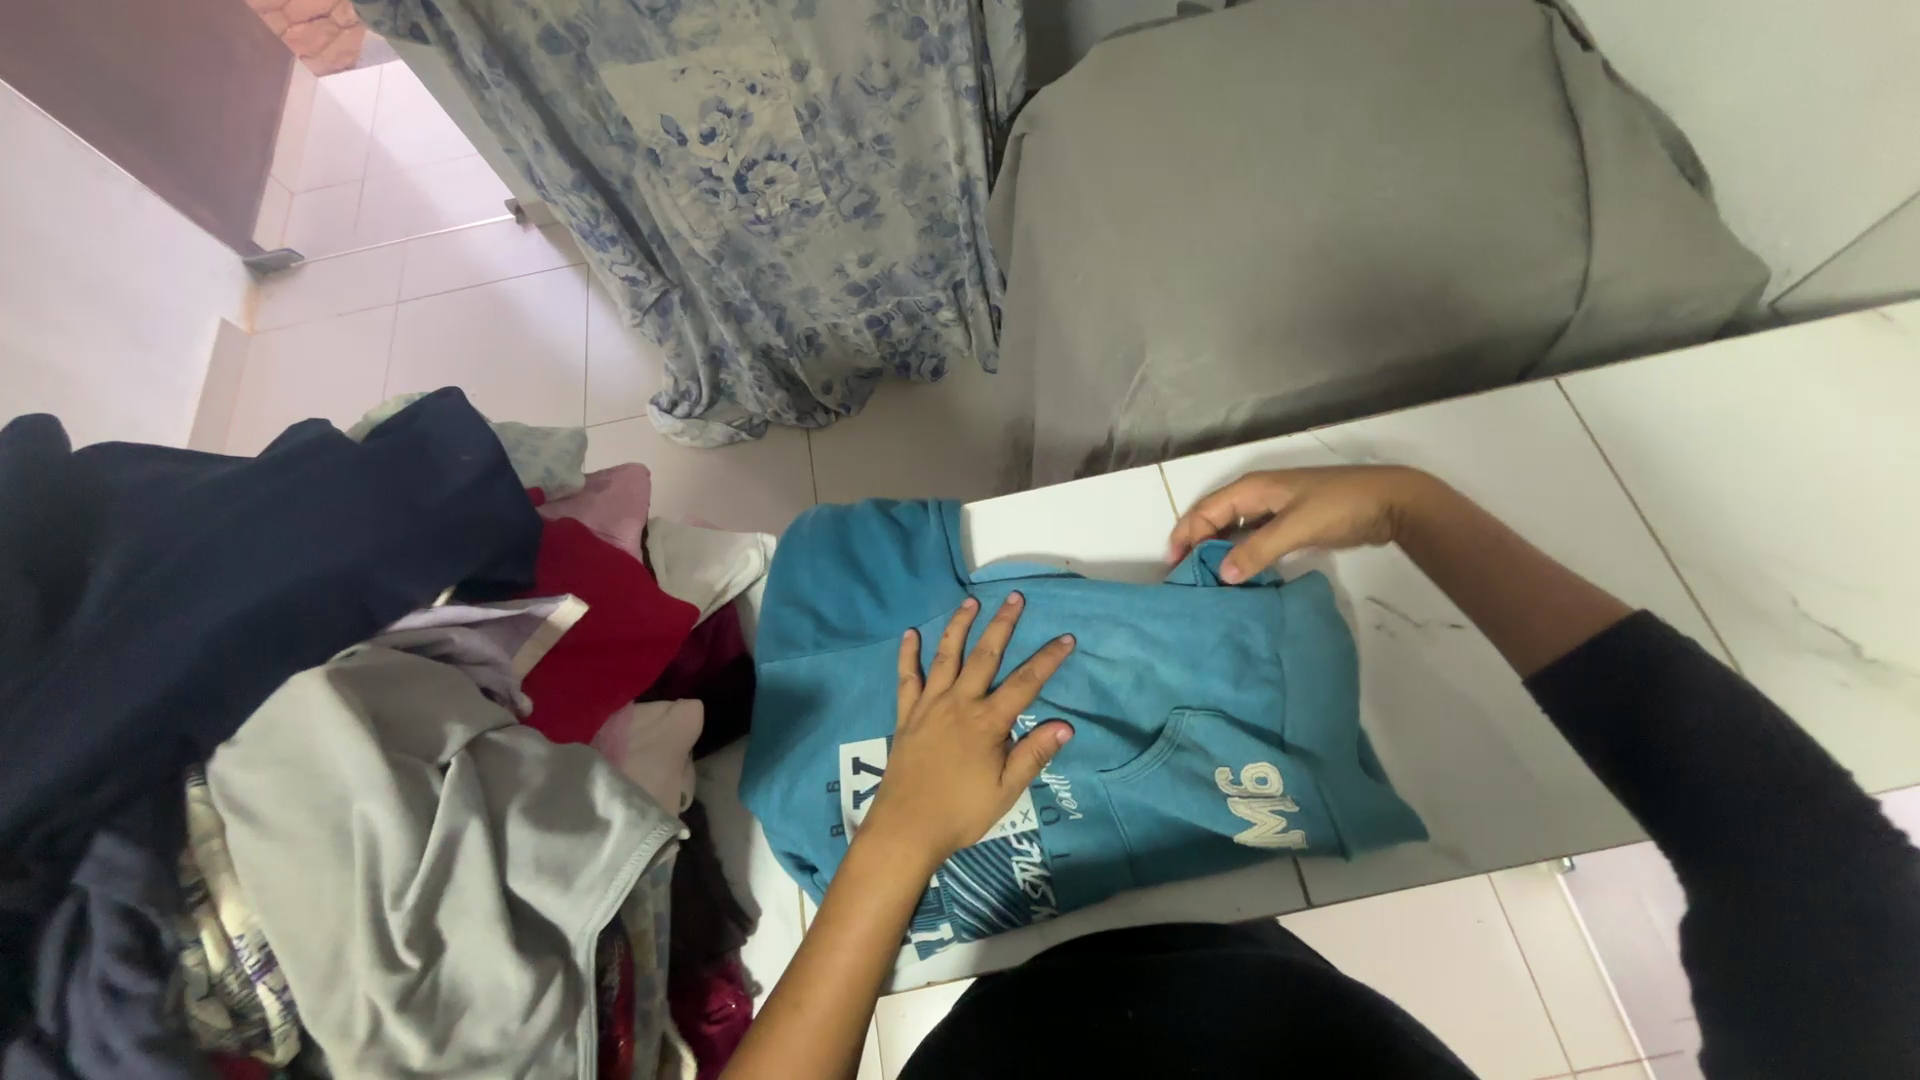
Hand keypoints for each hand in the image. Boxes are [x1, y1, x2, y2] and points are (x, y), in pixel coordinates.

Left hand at [858, 594, 1075, 867]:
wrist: (906, 828)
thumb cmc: (961, 813)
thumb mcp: (1006, 790)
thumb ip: (1034, 754)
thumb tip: (1066, 725)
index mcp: (987, 722)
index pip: (1025, 684)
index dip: (1048, 660)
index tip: (1066, 638)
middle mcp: (959, 704)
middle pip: (985, 656)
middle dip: (1003, 624)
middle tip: (1015, 597)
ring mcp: (929, 705)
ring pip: (946, 656)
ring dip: (959, 626)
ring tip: (970, 601)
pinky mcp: (906, 714)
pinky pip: (907, 678)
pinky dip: (908, 654)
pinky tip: (910, 633)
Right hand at [1166, 465, 1444, 583]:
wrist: (1391, 503)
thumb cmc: (1340, 506)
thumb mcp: (1295, 528)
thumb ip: (1257, 551)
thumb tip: (1221, 575)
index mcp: (1252, 489)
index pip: (1206, 511)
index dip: (1186, 535)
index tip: (1173, 564)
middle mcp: (1256, 496)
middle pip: (1215, 519)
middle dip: (1195, 543)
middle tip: (1183, 575)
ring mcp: (1273, 510)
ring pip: (1233, 530)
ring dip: (1217, 550)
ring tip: (1205, 578)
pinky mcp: (1288, 525)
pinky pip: (1252, 539)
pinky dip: (1240, 555)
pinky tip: (1237, 574)